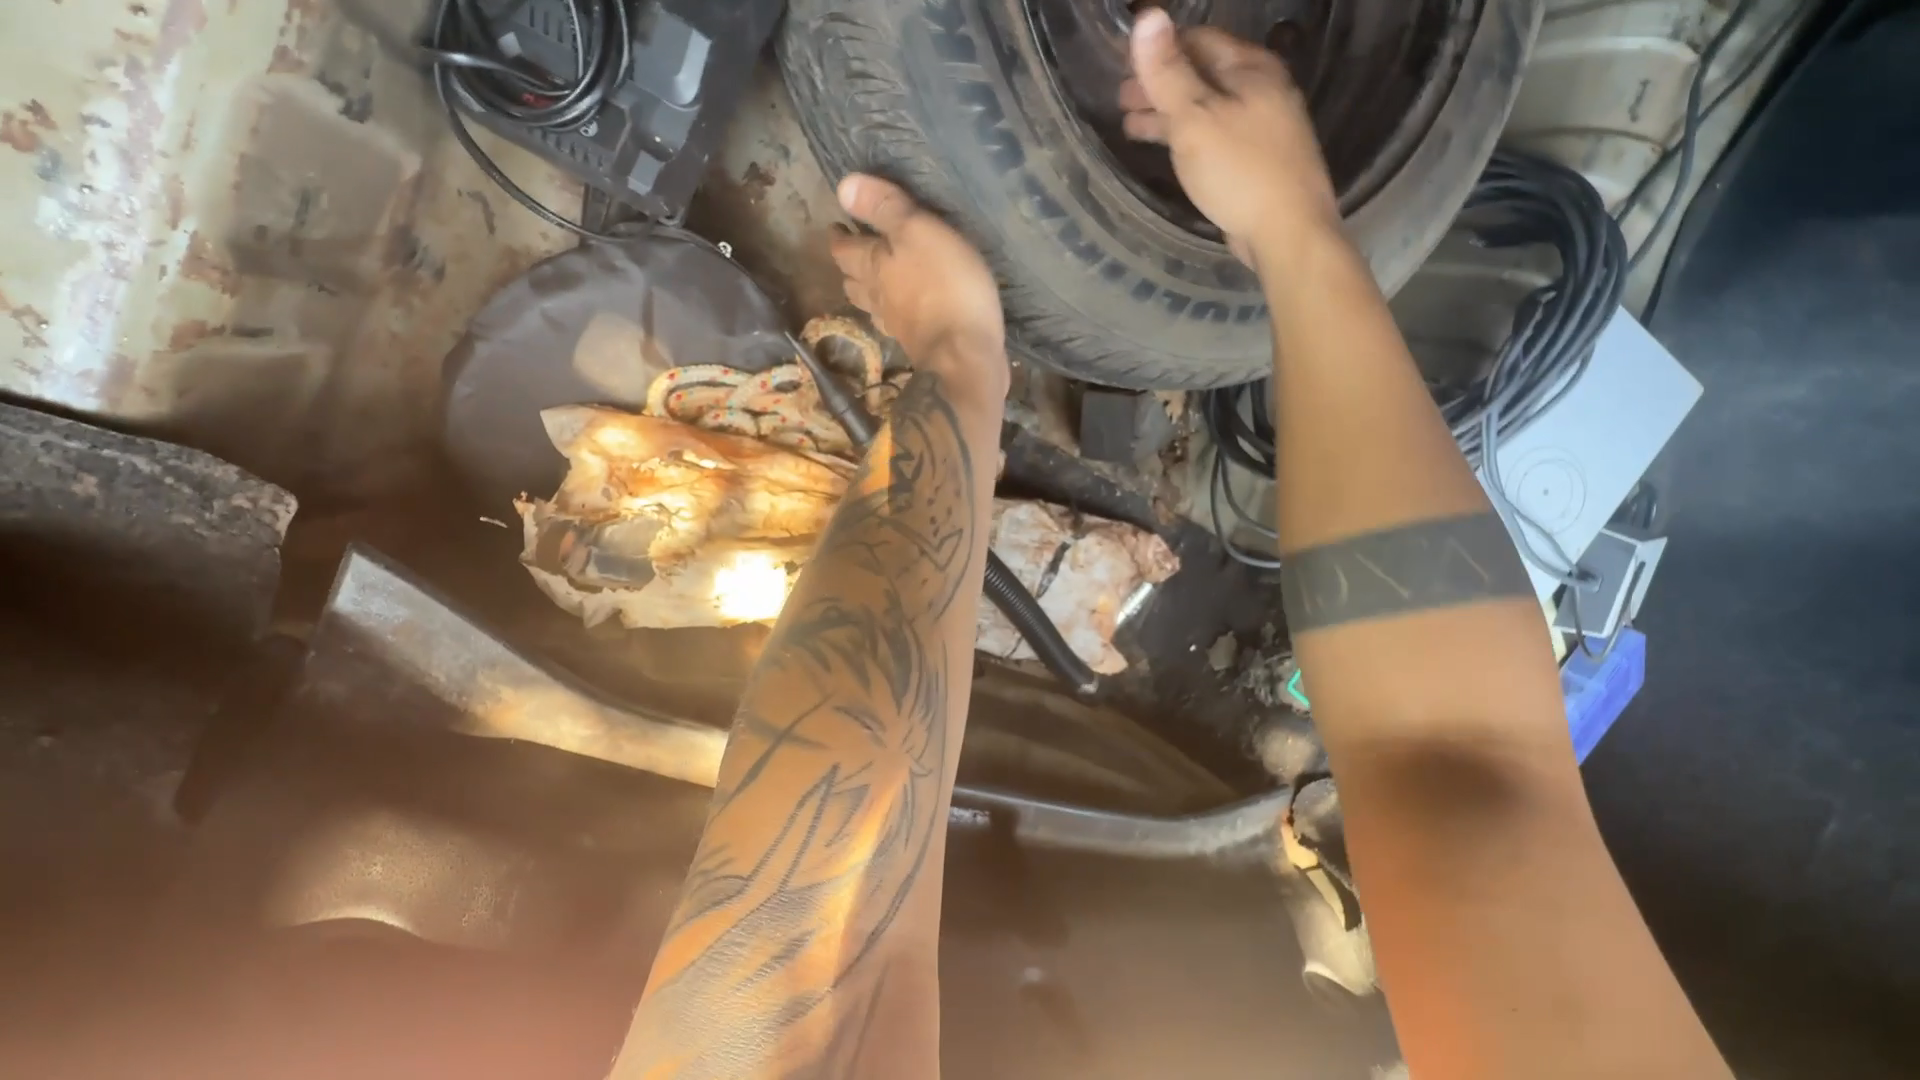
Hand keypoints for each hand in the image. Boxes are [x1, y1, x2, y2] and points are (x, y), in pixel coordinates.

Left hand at [831, 174, 1008, 392]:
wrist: (966, 355)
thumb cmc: (946, 286)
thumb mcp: (919, 232)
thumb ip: (884, 208)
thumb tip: (842, 187)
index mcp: (873, 266)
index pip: (844, 250)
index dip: (838, 237)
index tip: (837, 227)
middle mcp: (878, 298)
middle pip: (854, 281)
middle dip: (850, 265)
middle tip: (852, 252)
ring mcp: (897, 326)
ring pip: (872, 305)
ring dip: (867, 292)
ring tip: (872, 282)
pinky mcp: (919, 344)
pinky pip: (897, 324)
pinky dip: (893, 314)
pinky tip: (903, 314)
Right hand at [1119, 10, 1339, 264]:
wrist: (1287, 231)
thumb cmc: (1239, 170)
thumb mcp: (1195, 118)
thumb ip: (1168, 71)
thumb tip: (1147, 16)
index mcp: (1251, 68)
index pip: (1198, 40)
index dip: (1158, 48)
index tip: (1122, 63)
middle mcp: (1262, 89)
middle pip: (1202, 75)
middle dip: (1160, 84)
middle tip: (1120, 99)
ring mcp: (1263, 126)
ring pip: (1207, 108)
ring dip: (1168, 114)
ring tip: (1131, 127)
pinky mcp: (1257, 160)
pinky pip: (1214, 136)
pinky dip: (1186, 137)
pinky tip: (1168, 150)